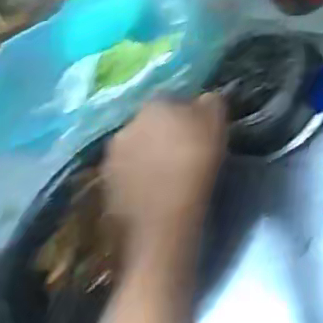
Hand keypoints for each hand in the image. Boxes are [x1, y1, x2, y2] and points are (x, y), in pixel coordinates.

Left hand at [103, 95, 227, 255]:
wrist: (164, 223)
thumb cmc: (195, 165)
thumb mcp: (218, 124)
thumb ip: (211, 102)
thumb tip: (203, 98)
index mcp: (153, 105)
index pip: (171, 100)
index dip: (186, 114)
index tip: (198, 130)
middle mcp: (126, 125)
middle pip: (150, 123)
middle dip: (162, 133)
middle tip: (183, 151)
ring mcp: (111, 158)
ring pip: (136, 149)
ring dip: (148, 156)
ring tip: (167, 175)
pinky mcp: (104, 187)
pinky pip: (127, 175)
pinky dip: (138, 180)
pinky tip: (154, 193)